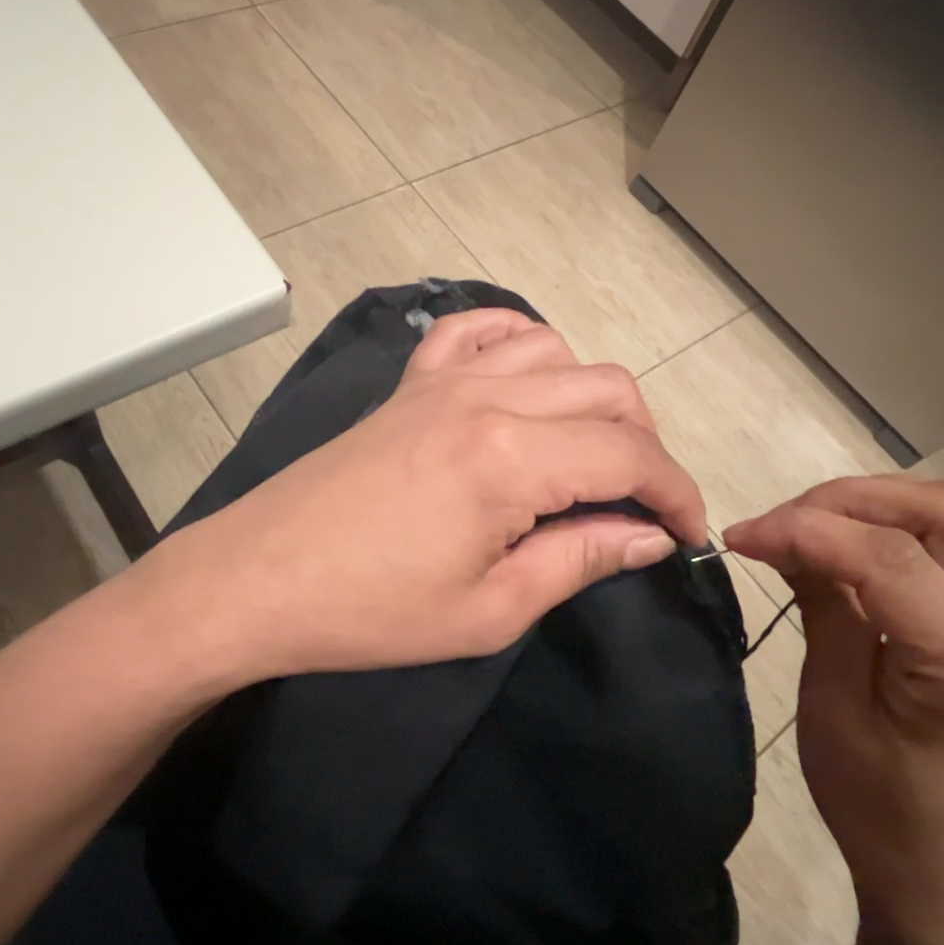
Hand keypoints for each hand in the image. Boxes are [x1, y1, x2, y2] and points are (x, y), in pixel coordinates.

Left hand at [132, 308, 707, 679]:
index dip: (676, 493)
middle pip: (607, 390)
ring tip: (589, 454)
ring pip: (555, 351)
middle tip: (641, 507)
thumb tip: (648, 538)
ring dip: (593, 397)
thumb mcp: (489, 610)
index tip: (687, 533)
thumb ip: (580, 561)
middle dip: (646, 446)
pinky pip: (477, 331)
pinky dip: (518, 343)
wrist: (257, 580)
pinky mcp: (407, 384)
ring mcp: (442, 381)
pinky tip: (524, 381)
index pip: (631, 455)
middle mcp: (487, 397)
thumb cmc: (371, 613)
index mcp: (512, 458)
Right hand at [726, 477, 943, 943]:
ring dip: (883, 505)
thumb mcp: (831, 709)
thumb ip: (825, 608)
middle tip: (782, 523)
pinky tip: (857, 551)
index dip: (807, 530)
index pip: (893, 560)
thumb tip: (784, 535)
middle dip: (852, 500)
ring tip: (816, 528)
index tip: (741, 534)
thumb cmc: (875, 805)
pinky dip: (905, 528)